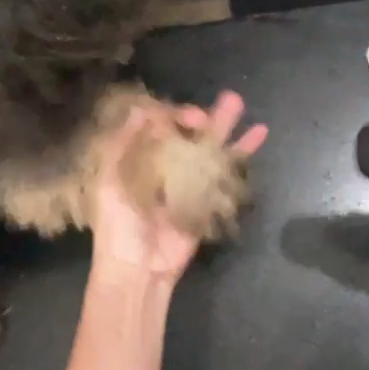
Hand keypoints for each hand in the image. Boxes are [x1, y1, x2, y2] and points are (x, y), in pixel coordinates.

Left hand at [90, 91, 266, 284]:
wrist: (138, 269)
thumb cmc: (117, 225)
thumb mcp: (110, 181)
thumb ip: (124, 144)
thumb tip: (143, 109)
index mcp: (140, 158)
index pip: (162, 126)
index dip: (177, 115)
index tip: (191, 117)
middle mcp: (167, 165)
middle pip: (191, 134)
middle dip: (209, 116)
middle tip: (229, 99)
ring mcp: (190, 182)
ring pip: (211, 148)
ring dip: (227, 127)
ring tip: (240, 105)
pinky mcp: (208, 199)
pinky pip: (226, 173)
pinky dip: (241, 154)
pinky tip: (258, 133)